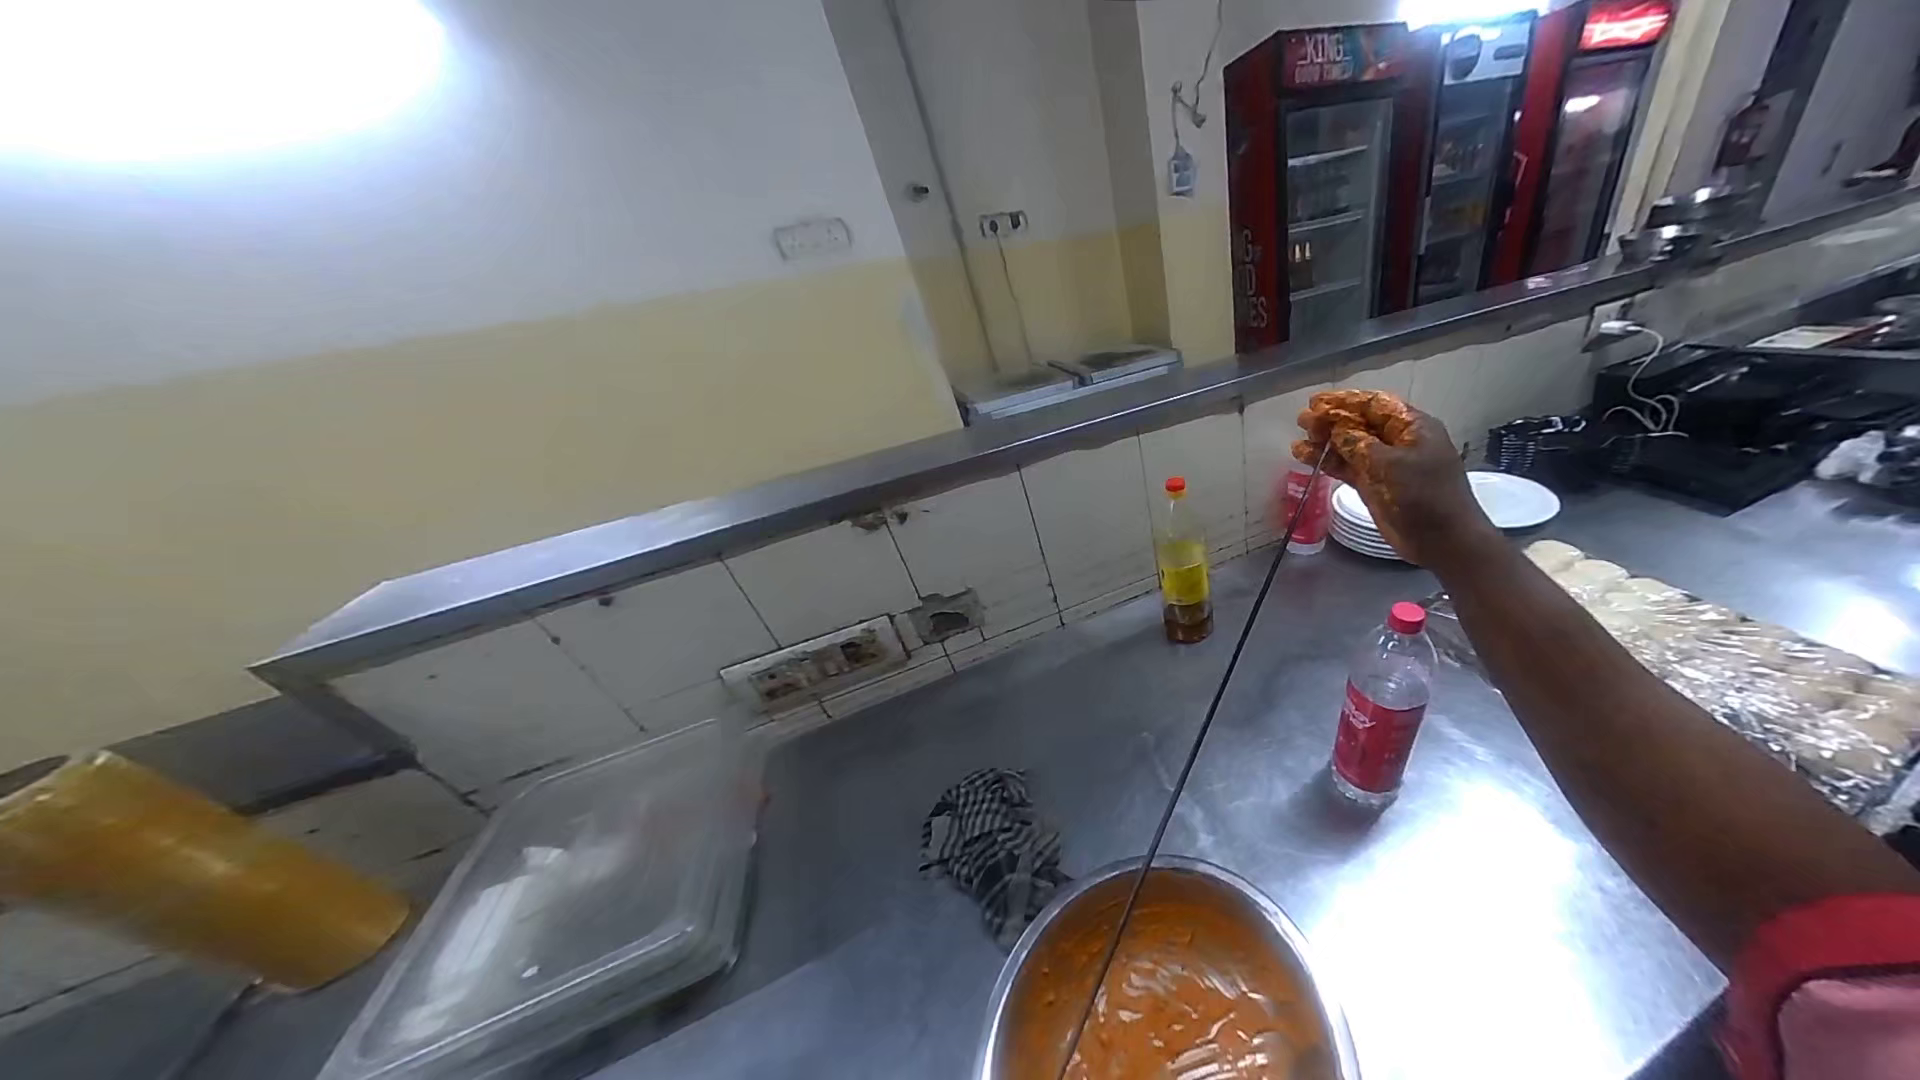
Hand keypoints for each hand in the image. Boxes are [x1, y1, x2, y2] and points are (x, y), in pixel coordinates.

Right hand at [1291, 393, 1497, 567]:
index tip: (1316, 403)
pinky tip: (1305, 457)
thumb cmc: (1424, 495)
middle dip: (1331, 420)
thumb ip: (1360, 444)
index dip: (1345, 402)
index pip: (1375, 405)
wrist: (1441, 539)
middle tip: (1303, 420)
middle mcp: (1397, 442)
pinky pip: (1346, 467)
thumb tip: (1336, 430)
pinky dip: (1327, 461)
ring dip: (1325, 442)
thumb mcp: (1391, 464)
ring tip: (1299, 440)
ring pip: (1349, 446)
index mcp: (1412, 428)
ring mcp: (1384, 464)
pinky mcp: (1373, 484)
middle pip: (1360, 424)